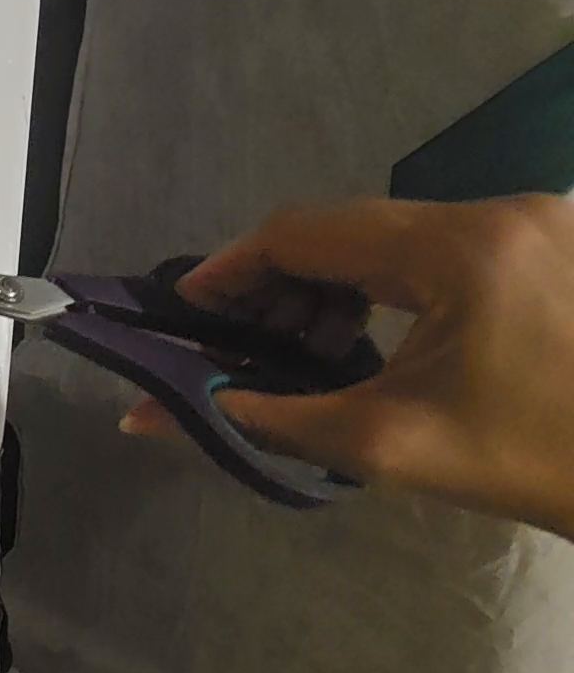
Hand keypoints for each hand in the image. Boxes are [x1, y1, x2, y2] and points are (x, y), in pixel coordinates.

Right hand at [120, 195, 573, 534]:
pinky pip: (427, 247)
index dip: (225, 270)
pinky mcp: (553, 242)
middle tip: (235, 342)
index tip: (184, 314)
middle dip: (268, 283)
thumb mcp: (379, 443)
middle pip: (336, 228)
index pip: (298, 231)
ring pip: (379, 236)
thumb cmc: (544, 460)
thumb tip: (139, 418)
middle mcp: (501, 212)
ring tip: (299, 346)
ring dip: (317, 285)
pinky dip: (372, 285)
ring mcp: (536, 222)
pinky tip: (364, 334)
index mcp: (460, 248)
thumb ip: (251, 418)